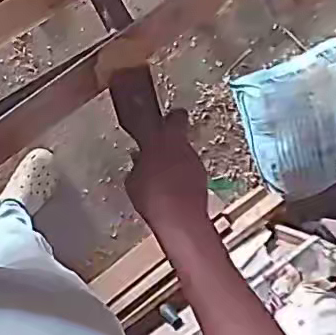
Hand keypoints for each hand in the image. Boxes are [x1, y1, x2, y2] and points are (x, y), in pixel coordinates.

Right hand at [125, 109, 211, 235]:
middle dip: (171, 138)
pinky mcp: (202, 179)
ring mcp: (195, 163)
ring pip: (185, 153)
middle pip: (181, 134)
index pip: (175, 117)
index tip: (164, 118)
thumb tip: (138, 161)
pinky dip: (182, 174)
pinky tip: (171, 186)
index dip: (170, 117)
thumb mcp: (133, 180)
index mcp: (163, 140)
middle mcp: (183, 147)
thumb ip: (137, 165)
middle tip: (160, 144)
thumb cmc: (152, 196)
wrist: (179, 218)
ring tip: (161, 172)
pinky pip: (189, 170)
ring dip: (175, 159)